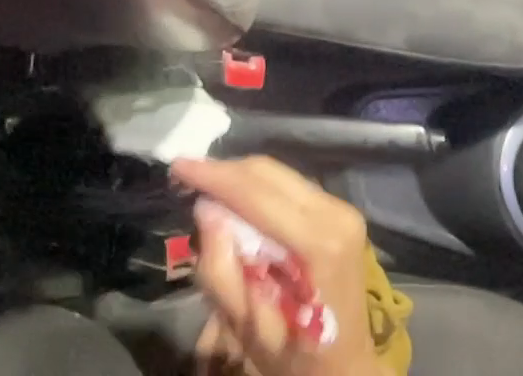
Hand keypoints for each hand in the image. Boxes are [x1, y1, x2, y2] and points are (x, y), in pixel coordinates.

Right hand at [172, 157, 386, 375]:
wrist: (346, 365)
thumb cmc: (295, 353)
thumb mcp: (249, 327)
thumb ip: (222, 270)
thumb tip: (205, 208)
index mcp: (319, 245)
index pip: (256, 193)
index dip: (213, 175)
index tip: (177, 167)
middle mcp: (335, 216)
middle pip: (265, 172)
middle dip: (221, 171)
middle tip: (185, 176)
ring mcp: (341, 209)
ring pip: (274, 172)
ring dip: (236, 176)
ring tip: (205, 186)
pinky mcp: (338, 209)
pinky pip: (285, 183)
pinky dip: (254, 185)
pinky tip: (234, 197)